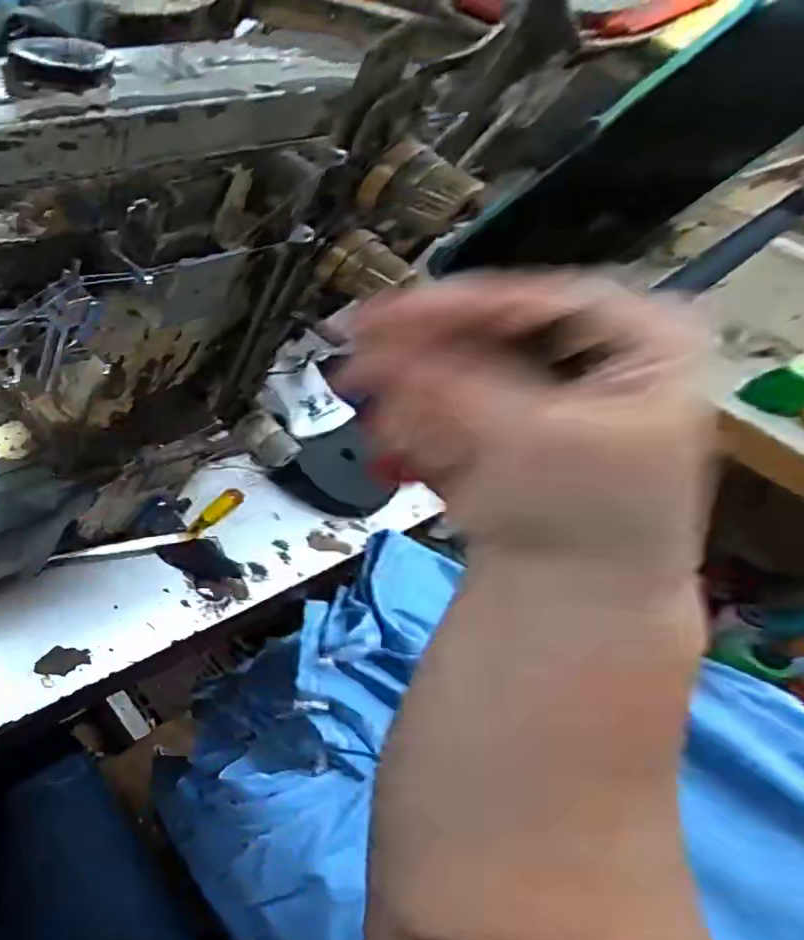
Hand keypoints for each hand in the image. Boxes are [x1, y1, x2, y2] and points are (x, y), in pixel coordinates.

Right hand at [342, 273, 712, 577]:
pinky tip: (400, 452)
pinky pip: (437, 410)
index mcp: (640, 341)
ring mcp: (532, 394)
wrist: (568, 584)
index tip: (384, 316)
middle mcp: (585, 358)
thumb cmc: (585, 515)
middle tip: (355, 368)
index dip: (456, 307)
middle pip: (481, 338)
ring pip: (448, 376)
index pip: (536, 300)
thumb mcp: (528, 438)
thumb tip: (386, 351)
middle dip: (416, 365)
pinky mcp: (489, 426)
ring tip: (390, 436)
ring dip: (407, 404)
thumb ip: (455, 387)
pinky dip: (410, 427)